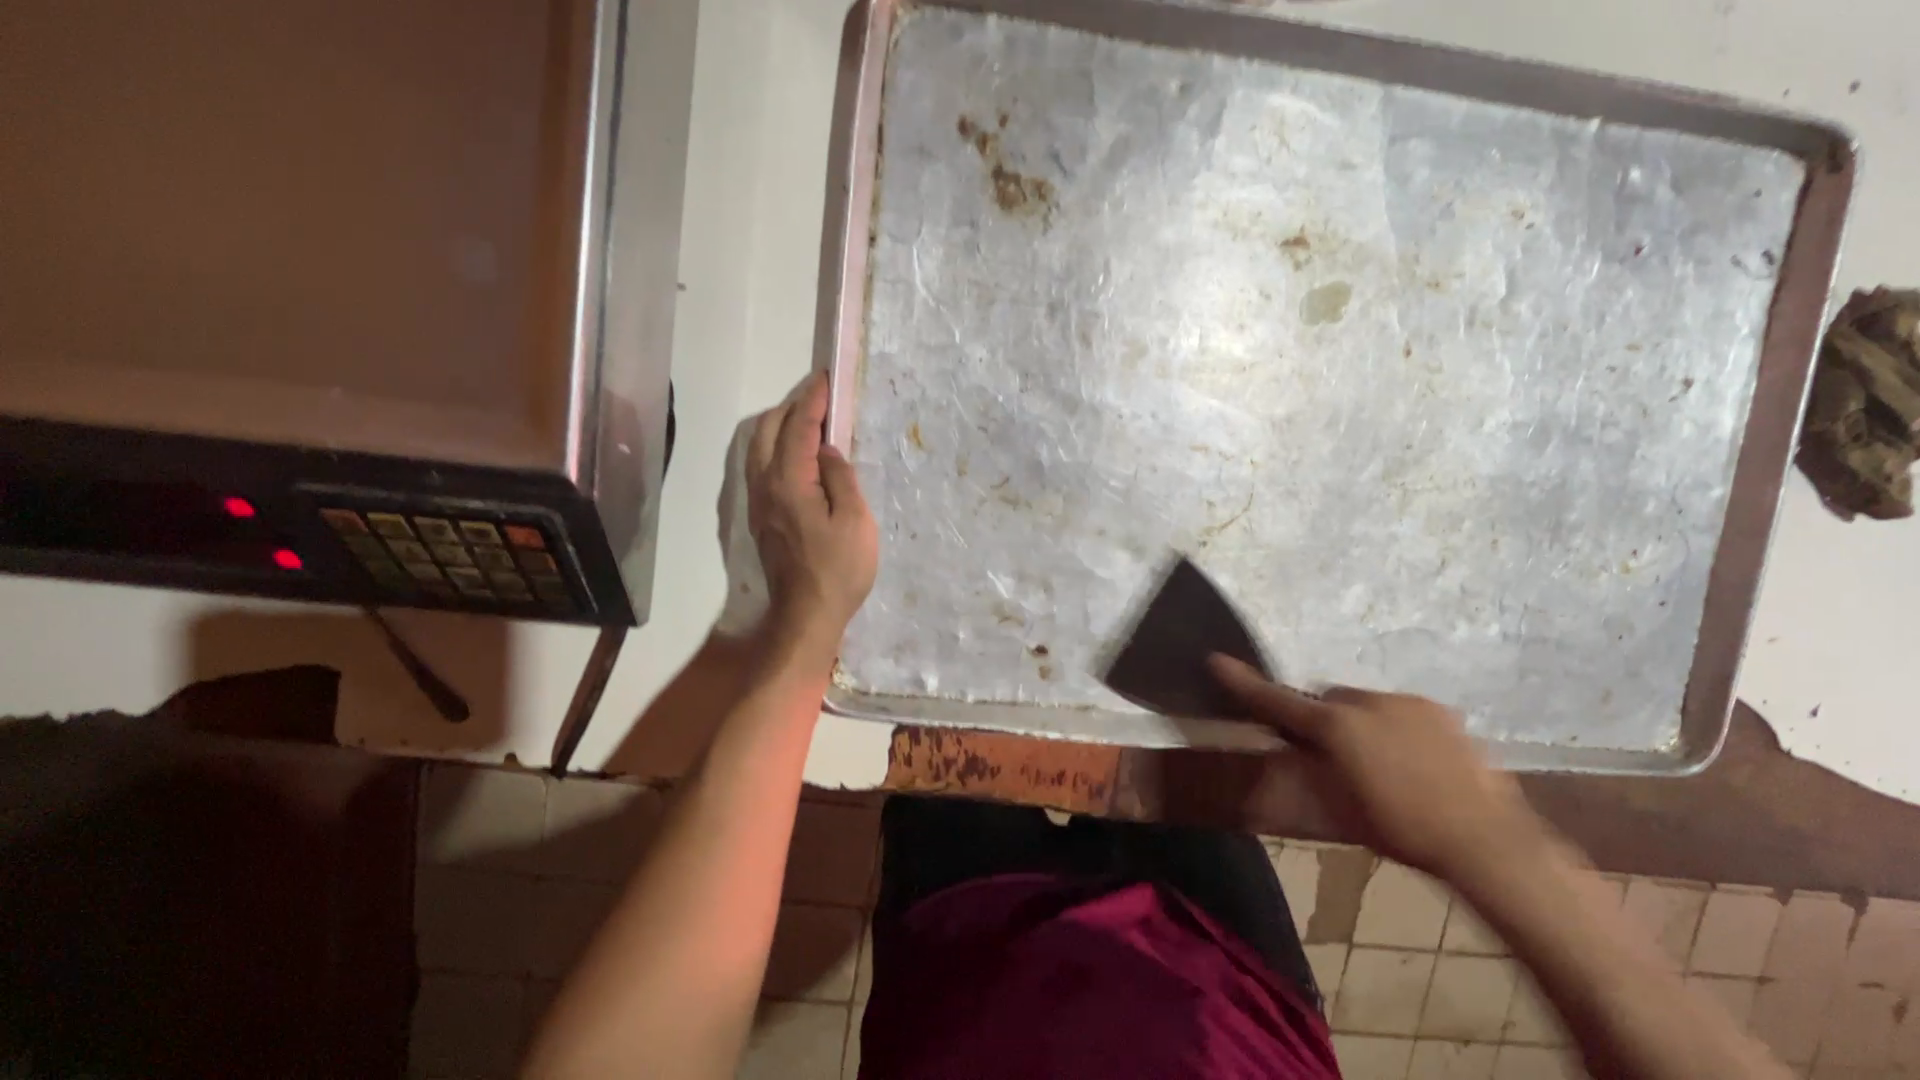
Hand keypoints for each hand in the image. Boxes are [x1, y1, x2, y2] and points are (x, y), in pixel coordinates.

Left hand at [747, 373, 878, 652]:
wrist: (806, 615)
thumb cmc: (839, 570)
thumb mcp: (855, 521)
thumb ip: (840, 478)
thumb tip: (827, 451)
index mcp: (789, 482)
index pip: (798, 428)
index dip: (812, 401)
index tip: (825, 379)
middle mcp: (765, 485)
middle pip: (768, 430)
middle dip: (792, 407)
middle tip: (819, 398)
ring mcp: (758, 503)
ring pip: (758, 448)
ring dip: (780, 426)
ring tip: (807, 421)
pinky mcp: (760, 518)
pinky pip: (760, 466)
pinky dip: (775, 447)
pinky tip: (795, 455)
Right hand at [1209, 656, 1538, 877]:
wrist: (1482, 838)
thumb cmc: (1398, 828)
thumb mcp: (1337, 807)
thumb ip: (1303, 773)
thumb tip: (1282, 754)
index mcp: (1336, 725)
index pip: (1278, 701)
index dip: (1244, 684)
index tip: (1216, 661)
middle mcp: (1368, 702)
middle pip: (1327, 700)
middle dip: (1322, 720)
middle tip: (1329, 755)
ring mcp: (1408, 703)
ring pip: (1366, 705)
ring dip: (1361, 725)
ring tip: (1381, 765)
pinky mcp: (1441, 712)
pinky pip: (1402, 712)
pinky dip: (1396, 729)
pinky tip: (1412, 763)